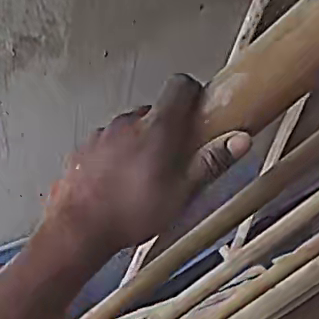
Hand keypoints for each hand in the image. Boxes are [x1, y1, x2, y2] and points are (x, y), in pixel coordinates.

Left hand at [43, 73, 250, 258]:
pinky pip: (101, 149)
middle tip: (168, 159)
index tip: (195, 111)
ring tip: (137, 179)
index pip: (179, 86)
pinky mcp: (80, 153)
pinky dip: (109, 160)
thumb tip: (240, 140)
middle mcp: (125, 124)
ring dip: (134, 145)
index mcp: (156, 128)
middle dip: (162, 129)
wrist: (78, 231)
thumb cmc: (130, 215)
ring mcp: (98, 137)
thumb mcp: (179, 194)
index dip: (191, 94)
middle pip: (151, 112)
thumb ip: (209, 163)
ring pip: (124, 131)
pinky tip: (112, 186)